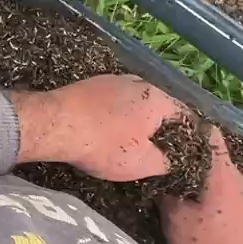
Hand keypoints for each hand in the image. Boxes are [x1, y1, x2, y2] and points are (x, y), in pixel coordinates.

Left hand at [11, 74, 177, 180]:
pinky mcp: (87, 85)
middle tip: (159, 150)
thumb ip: (167, 161)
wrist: (53, 123)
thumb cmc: (103, 144)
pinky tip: (106, 130)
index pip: (186, 115)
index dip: (190, 136)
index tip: (186, 153)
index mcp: (156, 97)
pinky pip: (110, 101)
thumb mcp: (143, 163)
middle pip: (158, 106)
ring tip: (132, 142)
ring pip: (133, 103)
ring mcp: (109, 80)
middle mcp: (136, 81)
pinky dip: (113, 115)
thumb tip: (172, 159)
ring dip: (135, 121)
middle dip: (160, 127)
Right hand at [159, 130, 242, 243]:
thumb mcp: (173, 215)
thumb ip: (167, 189)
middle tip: (166, 159)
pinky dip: (213, 197)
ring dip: (204, 179)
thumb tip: (157, 171)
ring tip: (180, 186)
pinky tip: (200, 213)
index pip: (210, 136)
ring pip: (224, 180)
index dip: (190, 127)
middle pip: (216, 158)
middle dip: (192, 156)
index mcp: (222, 174)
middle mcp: (241, 183)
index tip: (169, 126)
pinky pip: (231, 198)